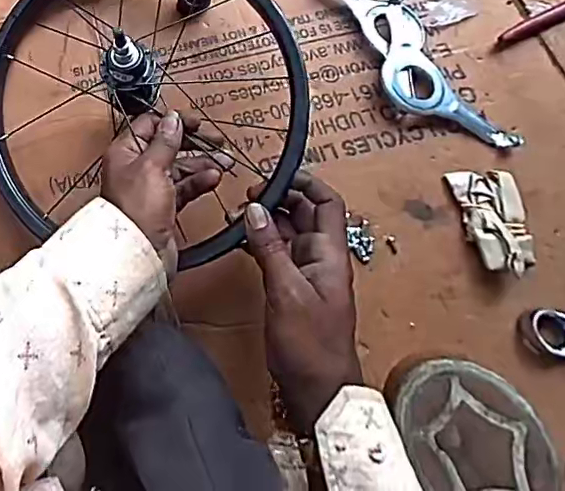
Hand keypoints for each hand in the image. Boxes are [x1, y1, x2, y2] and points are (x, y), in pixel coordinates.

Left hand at [101, 111, 223, 275]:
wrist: (138, 251)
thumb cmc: (135, 210)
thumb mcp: (152, 167)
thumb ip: (165, 142)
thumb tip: (173, 119)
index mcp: (126, 150)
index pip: (150, 125)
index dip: (173, 122)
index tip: (196, 123)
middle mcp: (136, 166)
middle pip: (167, 145)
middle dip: (193, 141)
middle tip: (217, 140)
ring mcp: (150, 186)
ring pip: (179, 167)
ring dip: (202, 162)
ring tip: (225, 159)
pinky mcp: (163, 205)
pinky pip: (184, 187)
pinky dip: (199, 181)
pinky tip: (214, 177)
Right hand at [240, 171, 363, 433]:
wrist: (316, 389)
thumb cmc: (310, 343)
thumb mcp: (287, 290)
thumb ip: (269, 247)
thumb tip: (254, 207)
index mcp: (329, 254)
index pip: (326, 204)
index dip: (306, 183)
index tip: (274, 174)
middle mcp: (318, 256)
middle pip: (302, 212)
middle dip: (275, 197)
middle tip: (245, 194)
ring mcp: (303, 269)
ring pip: (284, 229)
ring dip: (262, 218)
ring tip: (235, 215)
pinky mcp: (288, 282)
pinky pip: (273, 248)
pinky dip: (256, 238)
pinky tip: (237, 237)